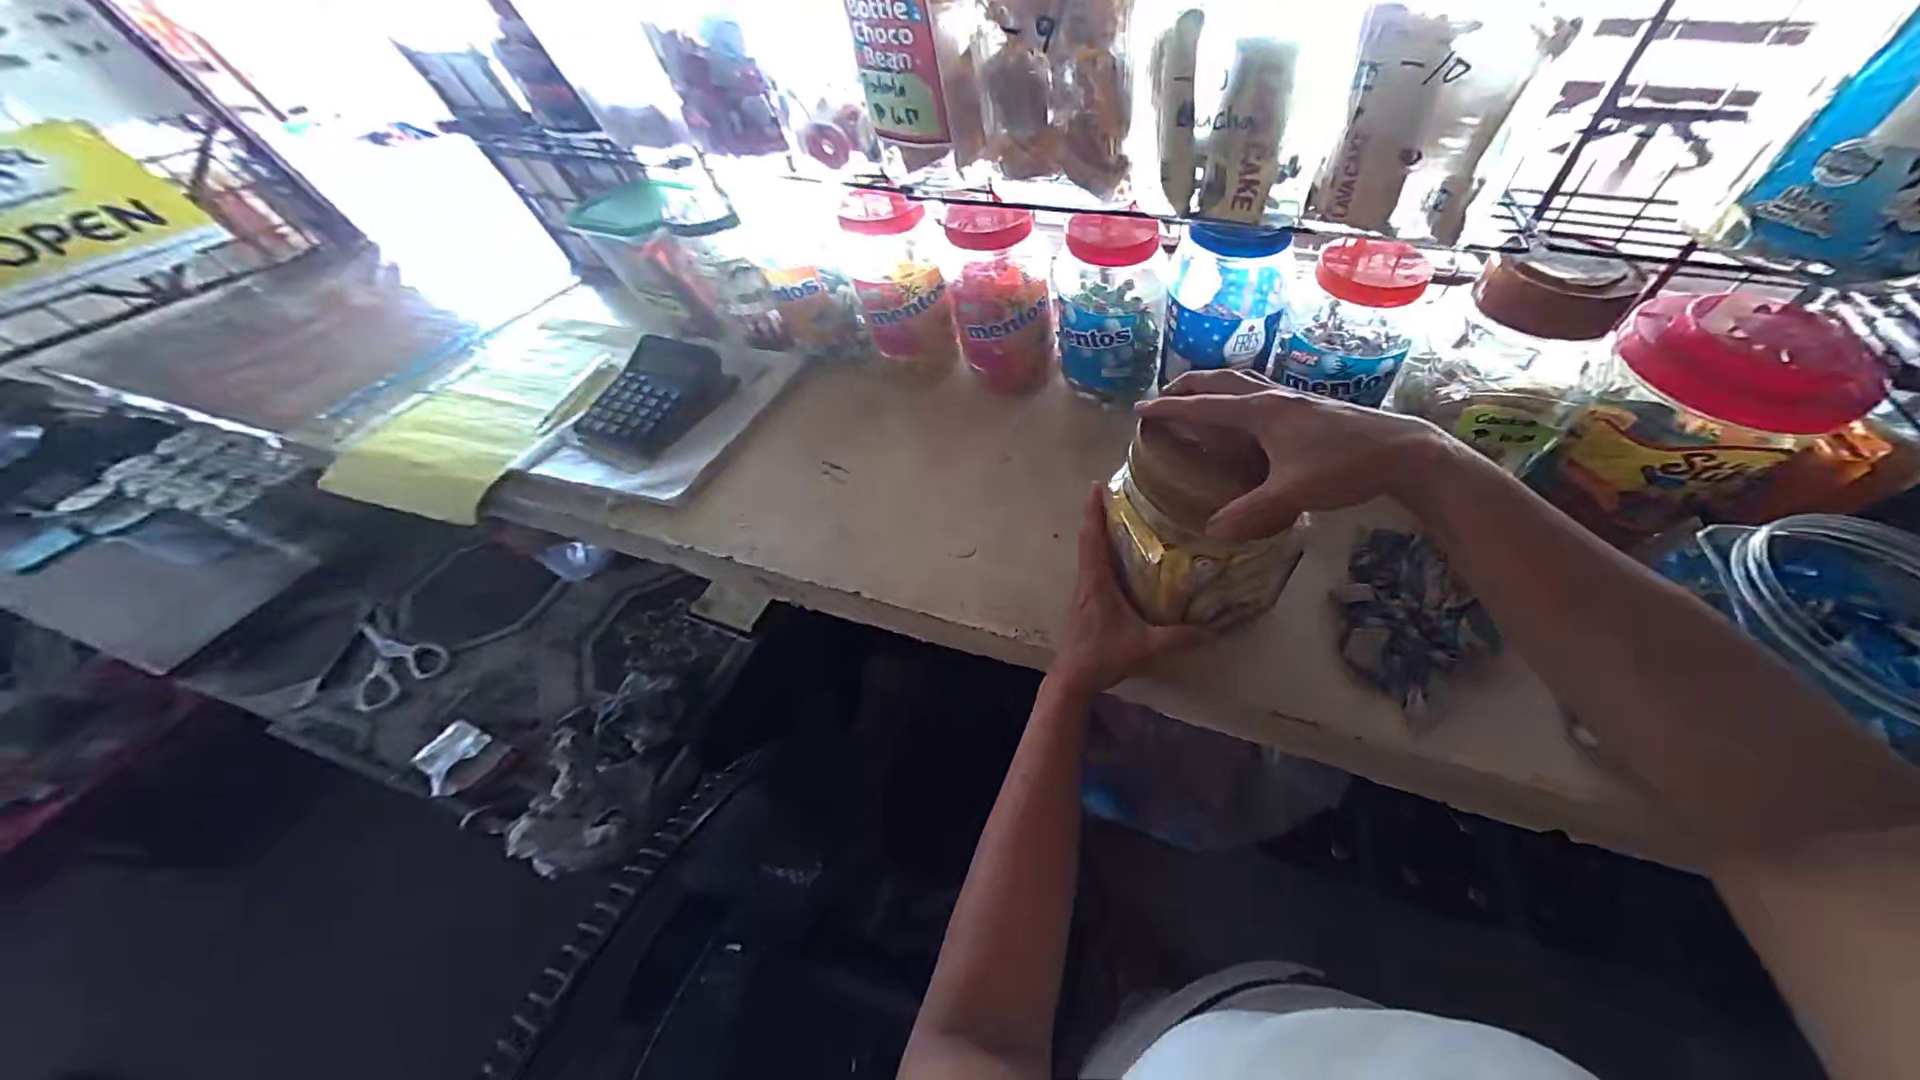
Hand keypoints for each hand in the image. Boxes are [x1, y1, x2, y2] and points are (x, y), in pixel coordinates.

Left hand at [1053, 484, 1209, 692]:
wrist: (1072, 678)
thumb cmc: (1102, 657)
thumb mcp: (1145, 647)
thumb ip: (1178, 638)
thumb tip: (1212, 630)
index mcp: (1096, 583)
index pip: (1092, 538)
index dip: (1093, 511)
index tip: (1096, 486)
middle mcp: (1086, 582)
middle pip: (1088, 540)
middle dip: (1098, 515)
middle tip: (1116, 495)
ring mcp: (1083, 593)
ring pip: (1089, 554)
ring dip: (1099, 534)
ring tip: (1120, 518)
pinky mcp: (1085, 603)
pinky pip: (1092, 569)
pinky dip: (1101, 554)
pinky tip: (1118, 558)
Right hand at [1134, 369, 1450, 541]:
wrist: (1404, 452)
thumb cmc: (1345, 466)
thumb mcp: (1293, 493)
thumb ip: (1250, 512)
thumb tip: (1211, 531)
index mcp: (1260, 412)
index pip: (1203, 406)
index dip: (1169, 408)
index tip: (1141, 410)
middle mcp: (1272, 397)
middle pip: (1220, 381)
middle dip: (1186, 387)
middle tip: (1163, 397)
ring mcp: (1292, 398)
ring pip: (1242, 380)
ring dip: (1213, 385)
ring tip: (1197, 397)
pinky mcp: (1307, 407)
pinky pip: (1259, 391)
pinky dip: (1237, 394)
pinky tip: (1245, 414)